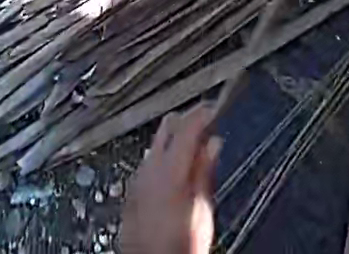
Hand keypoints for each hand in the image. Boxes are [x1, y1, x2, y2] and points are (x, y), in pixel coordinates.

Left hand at [119, 105, 220, 253]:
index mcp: (171, 169)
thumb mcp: (202, 211)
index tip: (216, 108)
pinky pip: (149, 161)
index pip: (188, 124)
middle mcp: (150, 167)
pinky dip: (164, 156)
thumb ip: (205, 171)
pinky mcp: (131, 191)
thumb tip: (213, 142)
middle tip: (208, 127)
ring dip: (176, 139)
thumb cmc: (180, 248)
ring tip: (195, 151)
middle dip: (189, 120)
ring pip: (158, 141)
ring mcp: (138, 178)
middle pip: (169, 125)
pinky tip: (177, 171)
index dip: (204, 112)